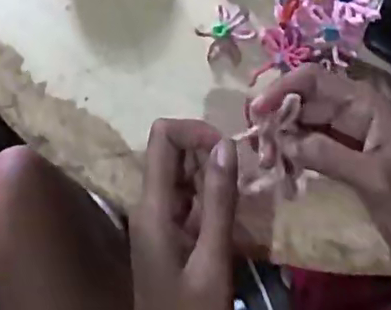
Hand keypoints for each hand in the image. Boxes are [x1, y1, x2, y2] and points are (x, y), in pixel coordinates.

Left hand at [130, 119, 237, 309]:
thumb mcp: (212, 262)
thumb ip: (219, 201)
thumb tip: (226, 142)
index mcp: (151, 205)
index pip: (162, 135)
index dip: (194, 129)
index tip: (227, 147)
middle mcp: (149, 203)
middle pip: (172, 149)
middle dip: (207, 149)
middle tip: (242, 170)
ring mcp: (158, 217)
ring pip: (183, 170)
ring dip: (212, 171)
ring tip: (242, 190)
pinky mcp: (169, 232)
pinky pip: (189, 195)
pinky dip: (211, 193)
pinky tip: (233, 210)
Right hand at [249, 67, 390, 286]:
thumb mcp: (373, 179)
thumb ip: (329, 153)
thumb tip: (285, 136)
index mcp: (365, 103)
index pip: (315, 79)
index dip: (283, 88)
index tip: (257, 110)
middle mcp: (353, 110)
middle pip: (305, 99)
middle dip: (278, 114)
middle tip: (255, 141)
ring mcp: (347, 134)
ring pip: (304, 121)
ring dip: (281, 134)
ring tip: (264, 157)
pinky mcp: (343, 157)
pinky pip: (309, 144)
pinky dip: (291, 151)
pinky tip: (278, 165)